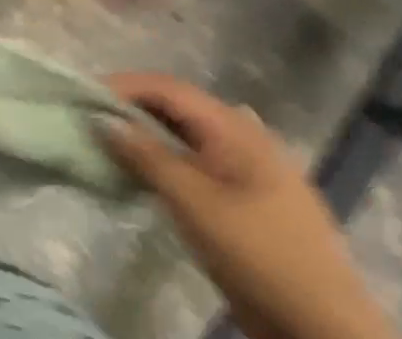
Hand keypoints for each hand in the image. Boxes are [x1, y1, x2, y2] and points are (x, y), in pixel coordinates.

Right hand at [102, 74, 399, 338]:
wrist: (321, 326)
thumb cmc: (256, 252)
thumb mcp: (193, 201)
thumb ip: (145, 155)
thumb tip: (100, 118)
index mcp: (236, 130)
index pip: (168, 89)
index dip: (122, 86)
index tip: (80, 97)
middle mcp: (244, 139)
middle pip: (177, 108)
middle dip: (130, 109)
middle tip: (87, 120)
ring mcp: (246, 171)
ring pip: (184, 136)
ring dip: (144, 136)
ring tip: (105, 145)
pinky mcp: (243, 200)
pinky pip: (193, 163)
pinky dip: (161, 160)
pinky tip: (141, 173)